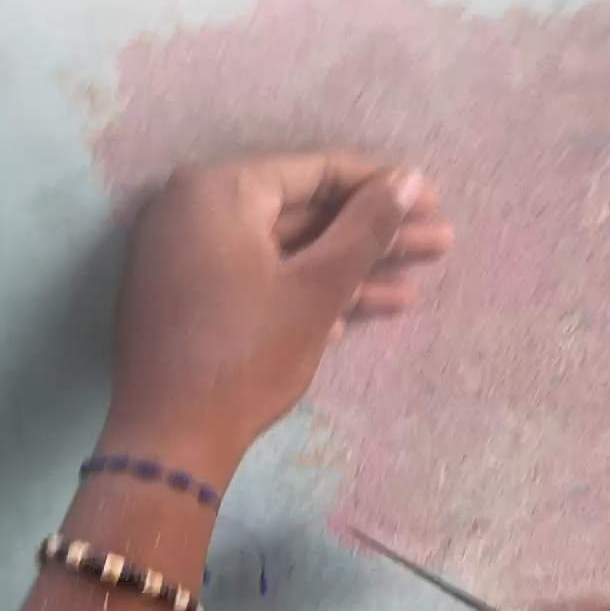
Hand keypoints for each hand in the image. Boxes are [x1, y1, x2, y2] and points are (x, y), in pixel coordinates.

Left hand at [100, 153, 452, 478]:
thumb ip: (366, 228)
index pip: (314, 172)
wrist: (171, 438)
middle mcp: (193, 211)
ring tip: (413, 287)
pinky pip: (254, 281)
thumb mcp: (316, 289)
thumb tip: (408, 178)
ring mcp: (186, 258)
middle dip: (371, 236)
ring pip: (282, 253)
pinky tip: (358, 314)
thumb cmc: (246, 356)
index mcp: (217, 191)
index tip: (432, 201)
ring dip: (346, 272)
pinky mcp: (189, 300)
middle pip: (301, 214)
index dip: (381, 187)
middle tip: (438, 244)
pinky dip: (299, 295)